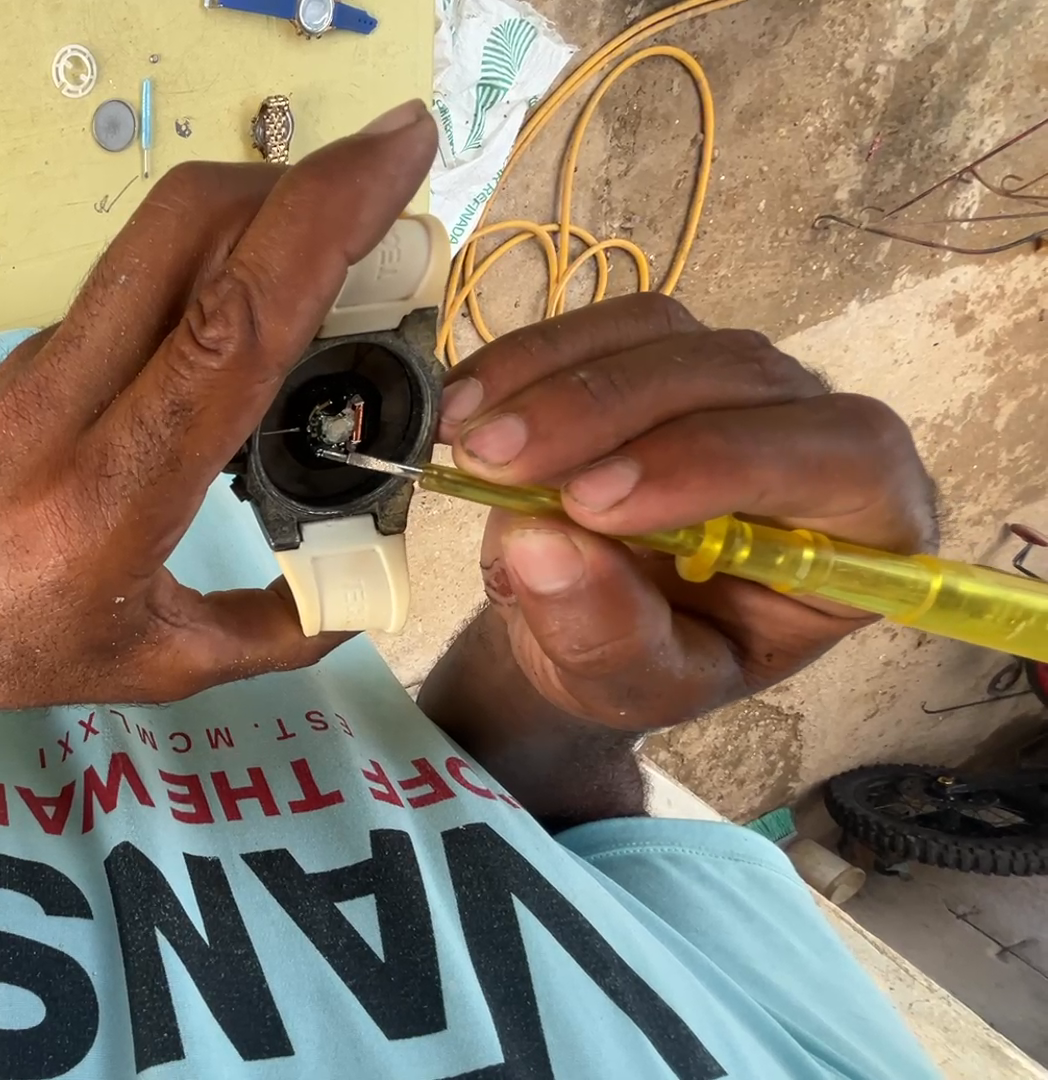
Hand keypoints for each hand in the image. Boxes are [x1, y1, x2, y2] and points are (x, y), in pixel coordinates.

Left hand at [0, 102, 438, 710]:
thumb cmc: (17, 647)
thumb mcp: (160, 663)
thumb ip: (274, 630)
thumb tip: (359, 590)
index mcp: (118, 488)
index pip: (229, 324)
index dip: (321, 222)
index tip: (400, 151)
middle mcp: (73, 399)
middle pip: (183, 228)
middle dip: (297, 182)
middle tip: (379, 192)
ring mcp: (42, 363)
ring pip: (154, 237)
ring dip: (252, 210)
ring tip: (327, 249)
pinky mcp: (30, 355)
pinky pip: (132, 279)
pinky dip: (208, 261)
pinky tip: (243, 311)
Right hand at [437, 293, 936, 730]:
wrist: (576, 616)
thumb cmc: (631, 660)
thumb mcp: (627, 687)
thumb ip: (604, 634)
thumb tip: (539, 542)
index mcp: (850, 530)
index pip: (836, 456)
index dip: (713, 462)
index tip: (585, 504)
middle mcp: (800, 433)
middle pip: (732, 373)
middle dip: (598, 412)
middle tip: (492, 459)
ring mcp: (716, 386)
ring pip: (657, 332)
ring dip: (546, 376)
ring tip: (465, 436)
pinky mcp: (638, 361)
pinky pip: (589, 329)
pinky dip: (515, 362)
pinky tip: (461, 406)